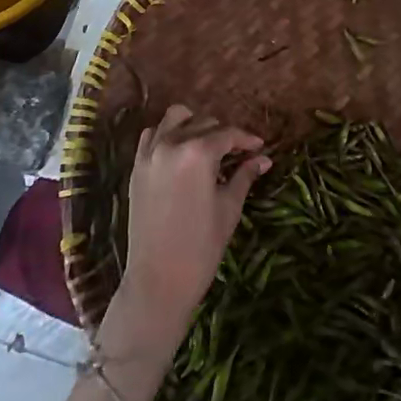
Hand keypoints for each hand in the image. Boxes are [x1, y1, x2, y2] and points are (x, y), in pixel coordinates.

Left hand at [122, 105, 270, 315]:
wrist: (158, 280)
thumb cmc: (201, 247)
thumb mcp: (229, 208)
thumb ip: (244, 176)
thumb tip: (264, 159)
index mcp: (198, 153)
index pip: (228, 134)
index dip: (246, 140)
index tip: (260, 147)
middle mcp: (171, 144)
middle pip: (203, 124)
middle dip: (223, 135)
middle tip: (238, 154)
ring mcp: (149, 154)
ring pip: (174, 120)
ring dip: (194, 125)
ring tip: (207, 147)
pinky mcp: (137, 167)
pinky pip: (152, 136)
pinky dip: (167, 135)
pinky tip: (180, 153)